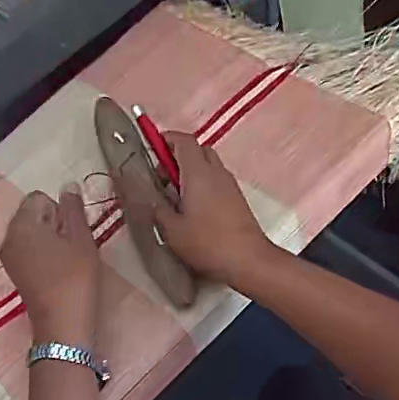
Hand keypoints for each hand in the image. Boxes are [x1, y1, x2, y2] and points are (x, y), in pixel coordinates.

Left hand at [1, 186, 100, 346]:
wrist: (63, 325)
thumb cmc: (75, 279)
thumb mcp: (82, 239)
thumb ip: (73, 208)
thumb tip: (67, 187)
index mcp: (21, 224)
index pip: (39, 198)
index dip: (60, 211)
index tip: (73, 233)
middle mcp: (8, 238)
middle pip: (33, 216)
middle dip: (54, 224)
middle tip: (72, 248)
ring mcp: (9, 258)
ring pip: (32, 235)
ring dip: (50, 241)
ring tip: (67, 262)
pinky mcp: (15, 275)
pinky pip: (29, 252)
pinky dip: (44, 256)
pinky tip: (58, 273)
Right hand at [154, 133, 281, 289]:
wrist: (247, 259)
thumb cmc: (207, 243)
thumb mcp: (172, 230)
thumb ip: (159, 209)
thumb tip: (154, 200)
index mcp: (198, 173)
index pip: (183, 141)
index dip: (166, 140)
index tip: (152, 150)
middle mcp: (216, 172)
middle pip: (198, 150)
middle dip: (178, 156)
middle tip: (163, 177)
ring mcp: (230, 185)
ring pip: (209, 165)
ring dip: (191, 172)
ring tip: (176, 196)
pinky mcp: (237, 199)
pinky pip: (217, 181)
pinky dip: (203, 185)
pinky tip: (194, 209)